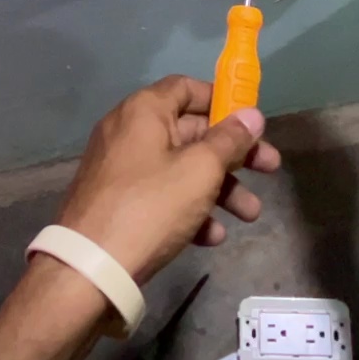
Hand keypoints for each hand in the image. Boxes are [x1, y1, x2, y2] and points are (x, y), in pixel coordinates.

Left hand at [55, 76, 280, 280]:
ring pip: (180, 168)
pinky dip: (189, 209)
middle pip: (191, 131)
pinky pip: (161, 195)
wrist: (88, 271)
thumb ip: (230, 140)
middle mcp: (129, 131)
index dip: (223, 101)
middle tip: (269, 169)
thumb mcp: (199, 170)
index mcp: (144, 110)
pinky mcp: (117, 203)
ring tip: (251, 214)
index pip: (188, 88)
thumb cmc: (150, 206)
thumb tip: (252, 115)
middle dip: (233, 154)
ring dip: (219, 188)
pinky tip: (212, 237)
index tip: (252, 123)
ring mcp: (121, 169)